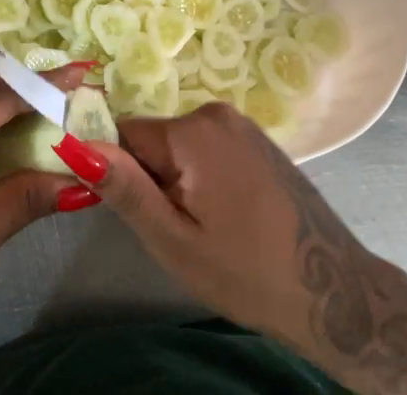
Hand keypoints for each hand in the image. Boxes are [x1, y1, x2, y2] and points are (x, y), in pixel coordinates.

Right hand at [71, 103, 406, 394]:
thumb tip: (71, 142)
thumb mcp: (174, 241)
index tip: (141, 214)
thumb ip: (123, 188)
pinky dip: (202, 178)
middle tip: (179, 230)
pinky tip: (226, 216)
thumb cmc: (247, 273)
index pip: (122, 135)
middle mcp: (216, 113)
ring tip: (206, 227)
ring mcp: (241, 124)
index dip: (121, 176)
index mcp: (192, 131)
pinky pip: (205, 149)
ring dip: (177, 181)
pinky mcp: (257, 140)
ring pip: (177, 146)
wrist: (335, 294)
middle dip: (152, 180)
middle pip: (151, 140)